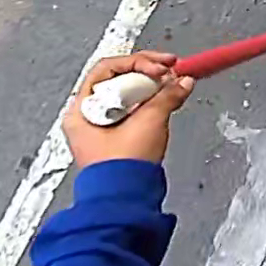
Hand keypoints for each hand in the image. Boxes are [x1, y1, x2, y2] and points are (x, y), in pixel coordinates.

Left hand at [62, 51, 194, 167]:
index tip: (162, 65)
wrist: (125, 203)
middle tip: (170, 71)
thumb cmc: (122, 170)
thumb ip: (169, 95)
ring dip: (152, 87)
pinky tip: (167, 100)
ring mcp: (103, 128)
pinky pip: (133, 110)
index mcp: (83, 109)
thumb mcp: (150, 121)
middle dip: (148, 73)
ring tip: (172, 85)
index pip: (109, 68)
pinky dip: (150, 102)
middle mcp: (88, 116)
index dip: (139, 61)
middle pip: (119, 79)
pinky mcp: (118, 138)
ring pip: (128, 94)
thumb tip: (182, 82)